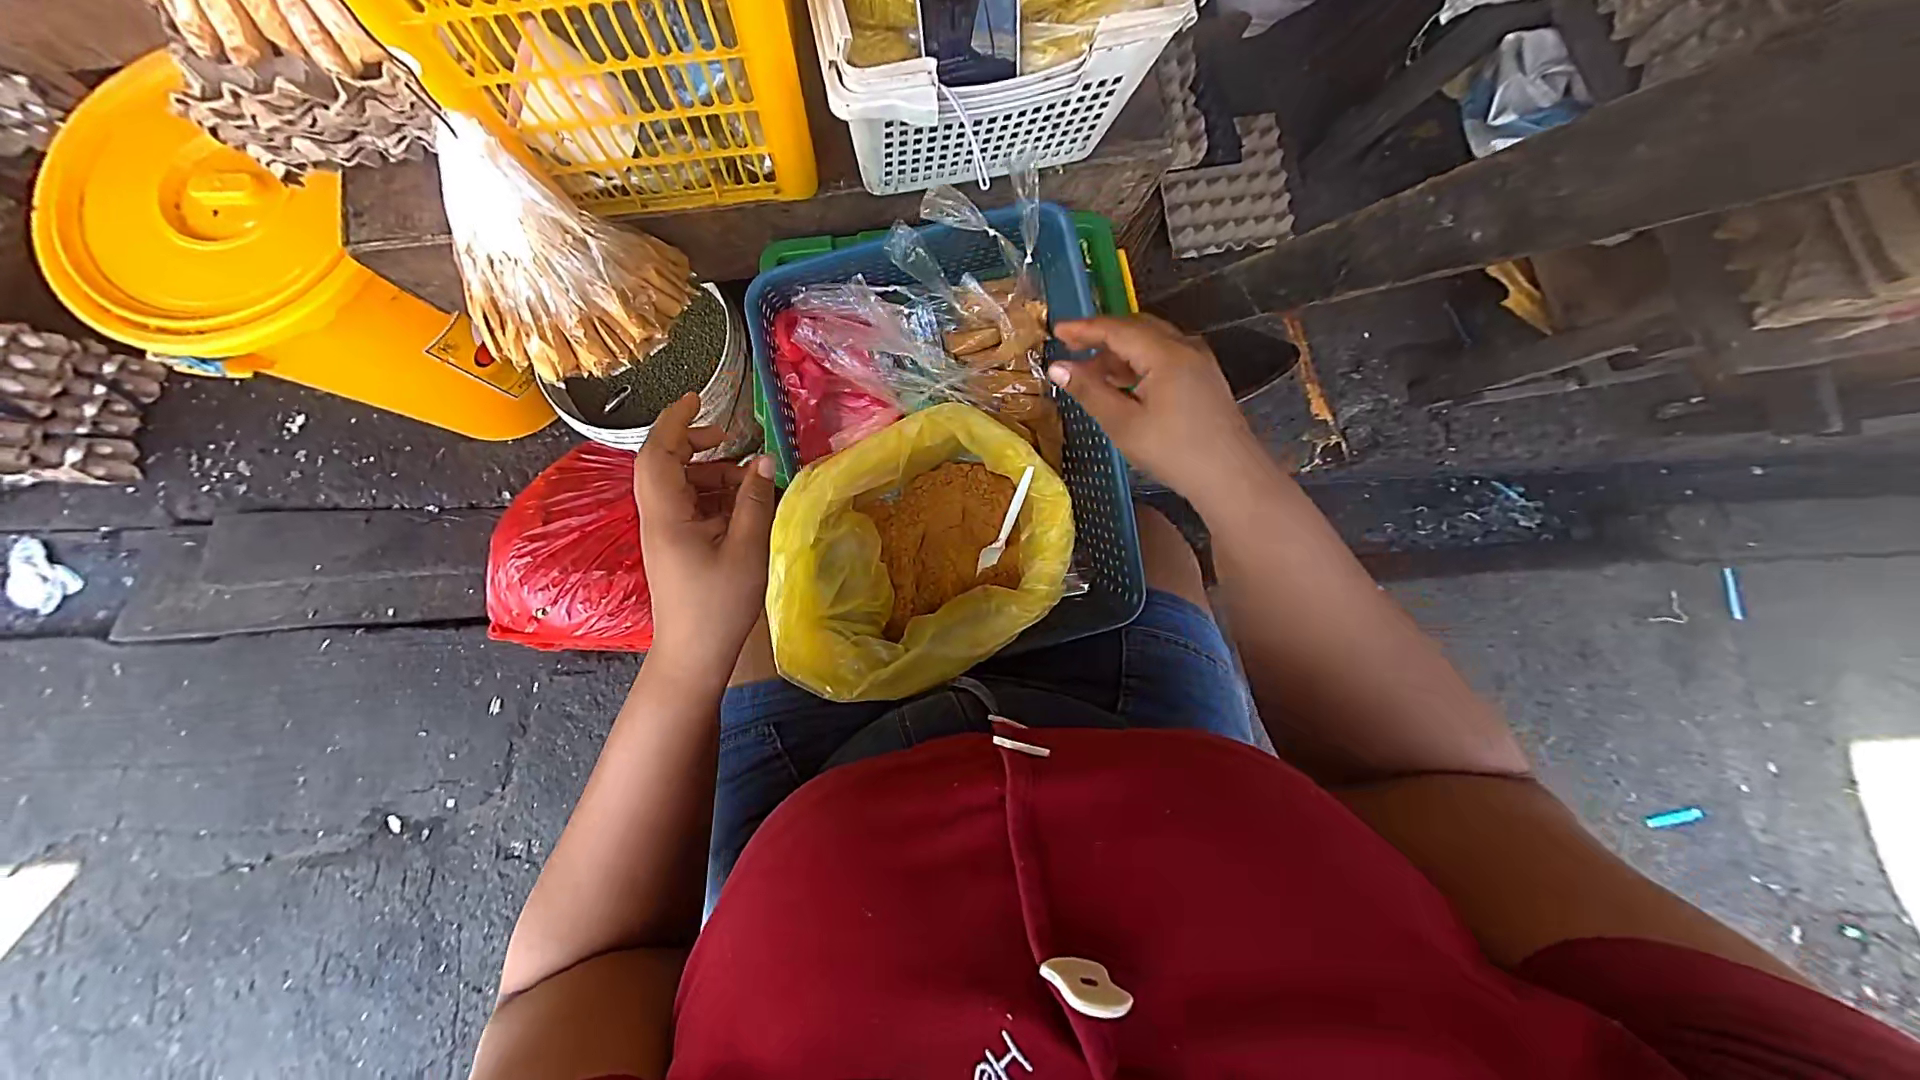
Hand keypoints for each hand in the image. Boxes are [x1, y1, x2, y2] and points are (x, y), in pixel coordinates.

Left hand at [632, 392, 775, 682]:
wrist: (694, 654)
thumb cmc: (718, 605)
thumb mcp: (746, 549)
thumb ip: (754, 500)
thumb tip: (763, 459)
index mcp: (667, 515)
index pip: (658, 453)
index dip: (674, 421)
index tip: (697, 399)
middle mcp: (659, 517)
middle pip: (668, 465)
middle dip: (700, 447)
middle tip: (733, 441)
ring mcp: (667, 532)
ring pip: (684, 485)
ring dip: (716, 475)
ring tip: (753, 482)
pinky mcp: (678, 545)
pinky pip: (694, 506)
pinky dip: (718, 498)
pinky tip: (746, 506)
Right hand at [1049, 316, 1272, 508]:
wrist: (1230, 476)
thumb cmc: (1174, 451)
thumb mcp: (1123, 423)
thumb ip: (1089, 391)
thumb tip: (1058, 368)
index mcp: (1166, 354)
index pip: (1117, 329)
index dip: (1084, 329)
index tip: (1058, 331)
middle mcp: (1186, 348)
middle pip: (1137, 329)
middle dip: (1102, 337)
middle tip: (1072, 349)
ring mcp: (1199, 363)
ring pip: (1152, 343)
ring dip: (1120, 354)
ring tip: (1092, 374)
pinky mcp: (1204, 379)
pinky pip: (1165, 358)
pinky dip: (1139, 365)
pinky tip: (1123, 386)